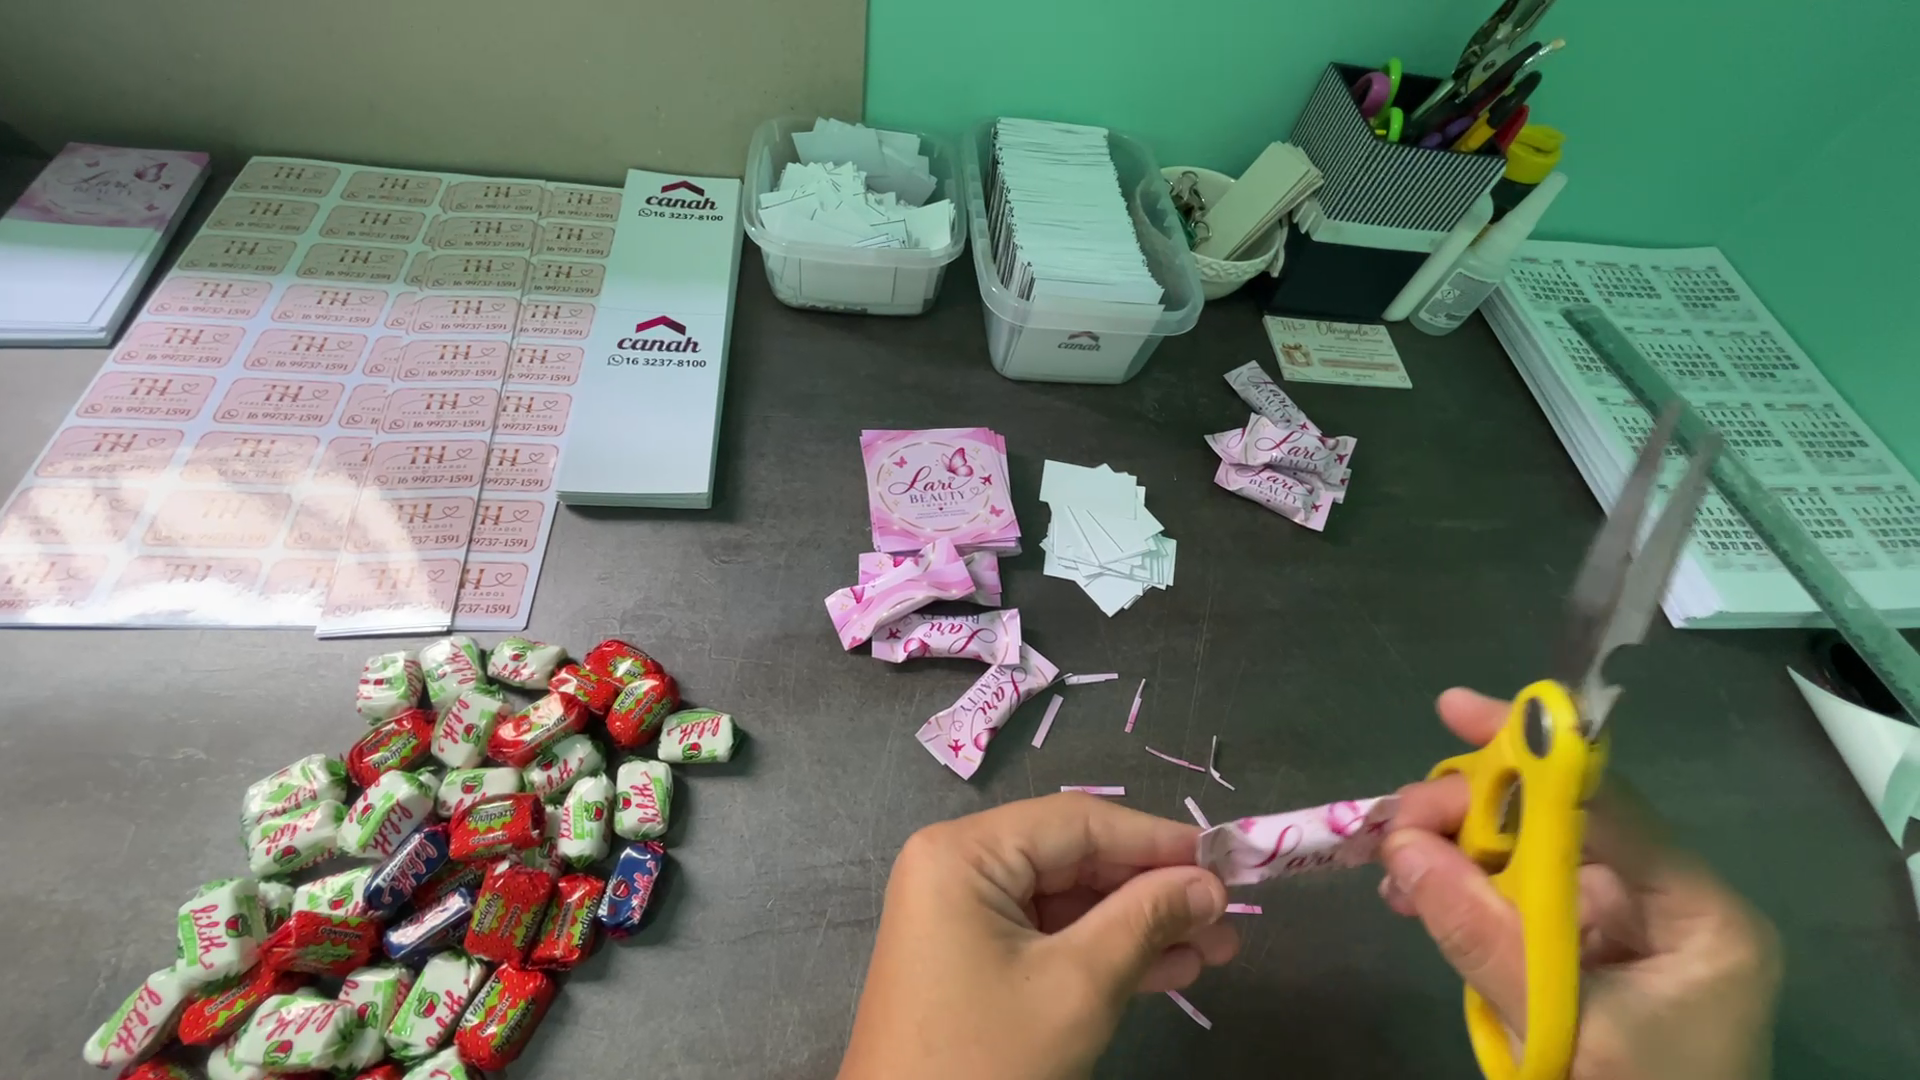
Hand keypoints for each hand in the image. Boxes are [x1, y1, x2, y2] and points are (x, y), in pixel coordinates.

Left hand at [838, 793, 1238, 1079]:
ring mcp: (964, 910)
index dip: (1155, 837)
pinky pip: (1049, 934)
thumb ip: (1144, 921)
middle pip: (1073, 858)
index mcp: (964, 851)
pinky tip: (1170, 966)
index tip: (1224, 857)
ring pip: (1068, 899)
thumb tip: (1209, 884)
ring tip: (1216, 946)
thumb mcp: (1075, 988)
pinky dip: (1104, 949)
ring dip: (1139, 923)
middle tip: (1226, 912)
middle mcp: (959, 864)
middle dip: (1152, 888)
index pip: (1076, 822)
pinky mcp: (974, 952)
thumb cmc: (986, 1062)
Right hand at [1383, 688, 1780, 1079]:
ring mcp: (1606, 917)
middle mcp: (1652, 898)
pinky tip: (1409, 895)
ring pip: (1511, 849)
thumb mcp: (1568, 1026)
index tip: (1452, 708)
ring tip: (1393, 872)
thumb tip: (1401, 847)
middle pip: (1546, 818)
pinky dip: (1447, 884)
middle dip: (1463, 812)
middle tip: (1395, 828)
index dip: (1529, 749)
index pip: (1604, 801)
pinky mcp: (1566, 939)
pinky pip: (1497, 888)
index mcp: (1692, 911)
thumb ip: (1488, 939)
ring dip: (1444, 849)